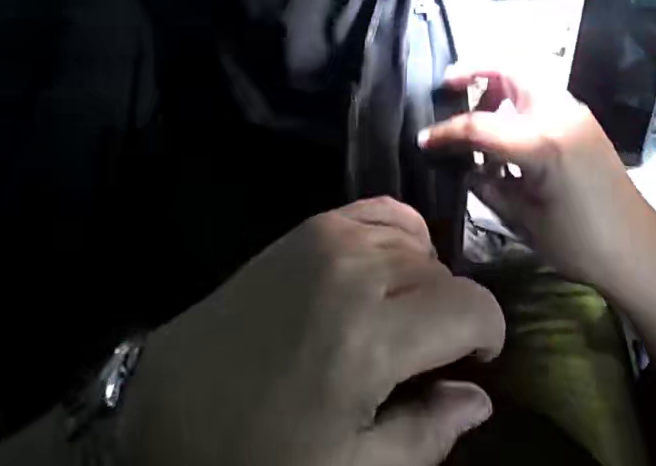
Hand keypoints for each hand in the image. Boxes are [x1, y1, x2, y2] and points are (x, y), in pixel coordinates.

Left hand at [120, 198, 504, 465]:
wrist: (167, 409)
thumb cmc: (259, 452)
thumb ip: (426, 436)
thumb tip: (480, 397)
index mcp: (372, 337)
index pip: (471, 307)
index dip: (488, 335)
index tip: (475, 361)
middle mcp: (360, 270)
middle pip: (445, 274)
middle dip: (450, 315)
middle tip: (424, 357)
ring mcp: (334, 236)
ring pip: (419, 242)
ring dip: (423, 279)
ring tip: (398, 318)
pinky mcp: (314, 224)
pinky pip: (385, 213)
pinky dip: (399, 239)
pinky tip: (382, 273)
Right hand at [418, 69, 655, 299]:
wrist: (638, 249)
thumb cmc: (579, 243)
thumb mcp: (523, 219)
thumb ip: (488, 185)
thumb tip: (462, 165)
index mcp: (542, 141)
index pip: (481, 124)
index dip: (448, 131)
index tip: (424, 139)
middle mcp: (559, 114)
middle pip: (511, 70)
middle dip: (477, 70)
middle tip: (449, 84)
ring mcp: (575, 113)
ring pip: (529, 77)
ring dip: (499, 84)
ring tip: (476, 109)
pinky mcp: (583, 120)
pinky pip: (542, 95)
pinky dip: (518, 99)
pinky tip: (506, 129)